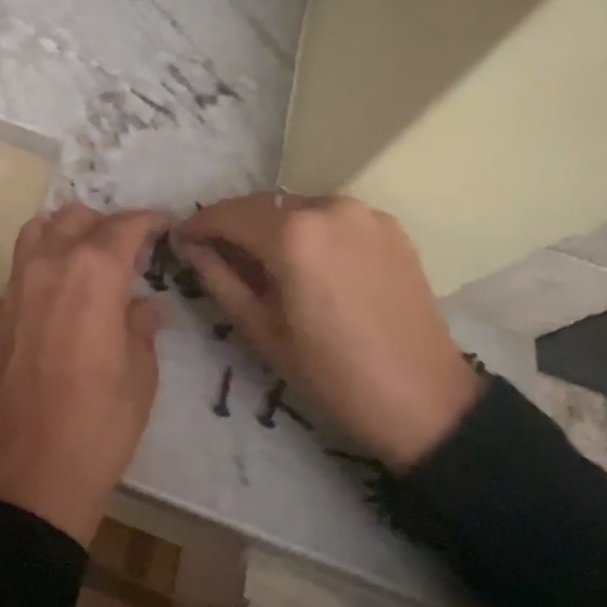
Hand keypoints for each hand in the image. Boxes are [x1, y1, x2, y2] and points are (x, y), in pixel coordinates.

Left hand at [0, 204, 168, 544]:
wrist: (36, 463)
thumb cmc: (102, 418)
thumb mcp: (141, 371)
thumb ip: (141, 325)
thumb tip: (142, 305)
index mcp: (94, 271)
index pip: (124, 226)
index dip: (148, 220)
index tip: (165, 223)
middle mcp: (52, 262)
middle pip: (79, 217)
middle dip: (108, 222)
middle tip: (133, 245)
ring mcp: (22, 281)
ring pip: (43, 227)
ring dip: (70, 228)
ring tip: (94, 252)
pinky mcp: (5, 305)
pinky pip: (25, 255)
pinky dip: (46, 249)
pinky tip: (67, 276)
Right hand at [173, 195, 482, 469]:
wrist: (425, 402)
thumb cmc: (332, 374)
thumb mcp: (260, 330)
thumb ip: (219, 278)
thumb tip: (190, 246)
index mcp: (292, 234)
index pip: (228, 214)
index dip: (199, 225)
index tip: (181, 240)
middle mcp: (328, 207)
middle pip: (263, 205)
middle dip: (235, 225)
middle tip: (216, 253)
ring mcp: (364, 214)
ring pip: (298, 208)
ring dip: (273, 226)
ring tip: (264, 262)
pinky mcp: (389, 227)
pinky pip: (332, 218)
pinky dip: (310, 231)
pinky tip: (308, 264)